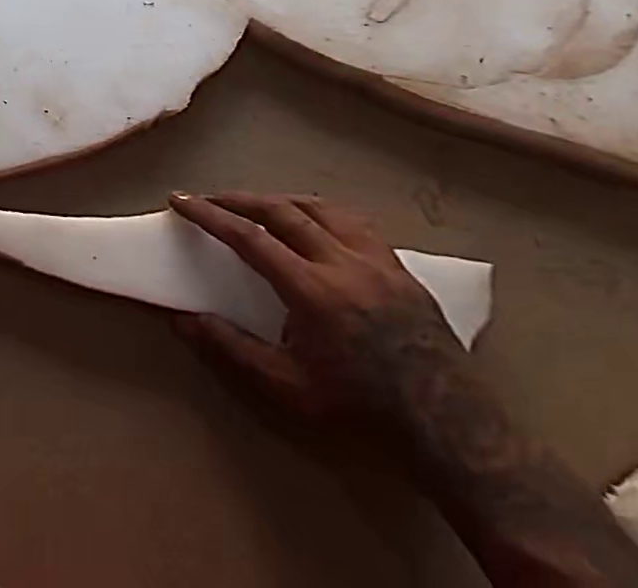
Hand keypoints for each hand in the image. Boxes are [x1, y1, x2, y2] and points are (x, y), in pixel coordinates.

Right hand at [168, 192, 480, 461]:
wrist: (457, 438)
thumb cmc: (362, 414)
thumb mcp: (285, 388)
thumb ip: (229, 348)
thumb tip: (180, 319)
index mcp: (314, 291)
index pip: (249, 237)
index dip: (208, 215)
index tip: (180, 201)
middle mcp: (348, 266)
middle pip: (284, 212)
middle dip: (239, 199)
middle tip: (209, 198)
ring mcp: (383, 267)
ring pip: (325, 211)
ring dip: (282, 201)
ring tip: (258, 205)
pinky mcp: (406, 276)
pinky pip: (358, 227)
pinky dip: (324, 215)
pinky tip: (316, 227)